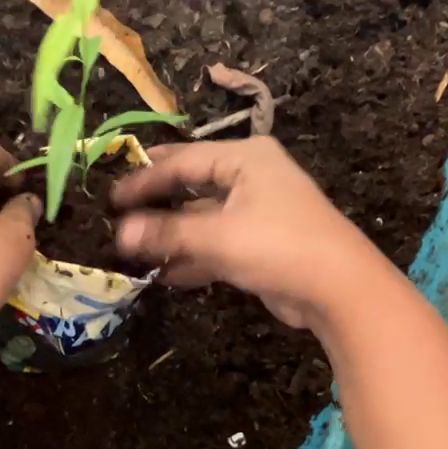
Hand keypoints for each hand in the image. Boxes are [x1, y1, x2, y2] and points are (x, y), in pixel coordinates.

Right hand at [112, 137, 384, 330]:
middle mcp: (249, 178)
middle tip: (117, 216)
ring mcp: (253, 213)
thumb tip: (120, 234)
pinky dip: (188, 258)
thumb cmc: (278, 246)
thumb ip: (166, 233)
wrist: (337, 289)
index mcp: (244, 159)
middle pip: (190, 187)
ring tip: (132, 252)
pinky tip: (161, 274)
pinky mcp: (255, 245)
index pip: (181, 162)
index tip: (110, 198)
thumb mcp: (216, 237)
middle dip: (155, 205)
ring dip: (169, 238)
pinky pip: (212, 245)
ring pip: (199, 220)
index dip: (143, 179)